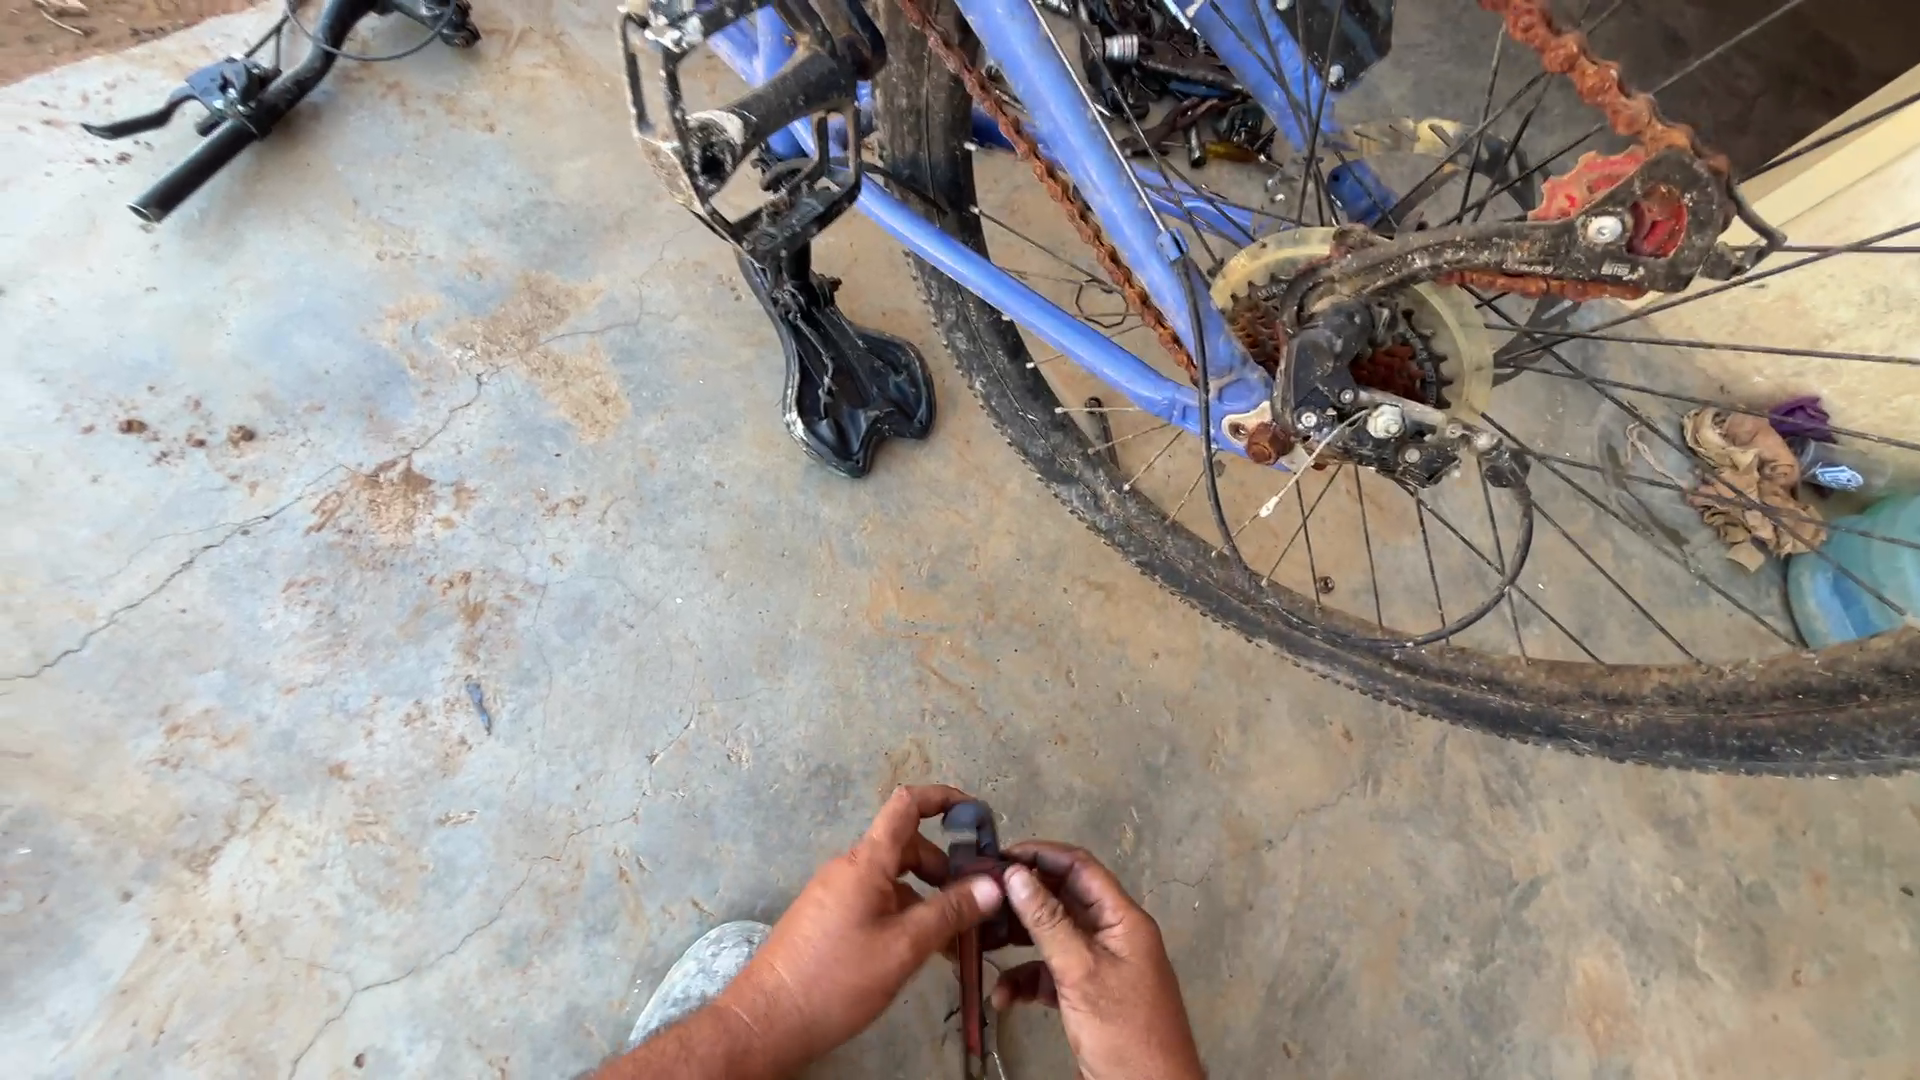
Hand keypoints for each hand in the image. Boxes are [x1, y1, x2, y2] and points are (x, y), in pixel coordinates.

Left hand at [715, 785, 1003, 1073]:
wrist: (765, 1021)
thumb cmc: (836, 978)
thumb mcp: (903, 947)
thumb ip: (950, 913)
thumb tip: (993, 885)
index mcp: (867, 860)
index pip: (907, 804)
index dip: (942, 797)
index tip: (975, 813)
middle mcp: (851, 866)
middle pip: (906, 846)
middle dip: (944, 867)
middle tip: (974, 901)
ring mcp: (837, 890)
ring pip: (893, 878)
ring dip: (926, 896)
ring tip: (952, 936)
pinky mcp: (829, 916)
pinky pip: (876, 899)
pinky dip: (903, 913)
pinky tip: (918, 950)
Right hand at [993, 842, 1203, 1079]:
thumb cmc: (1124, 1032)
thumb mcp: (1081, 972)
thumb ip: (1047, 921)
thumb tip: (1014, 873)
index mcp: (1122, 918)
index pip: (1079, 867)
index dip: (1040, 855)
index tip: (999, 856)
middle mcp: (1111, 934)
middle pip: (1063, 898)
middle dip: (1024, 898)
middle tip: (984, 898)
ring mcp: (1099, 965)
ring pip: (1053, 935)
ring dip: (1019, 939)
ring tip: (983, 940)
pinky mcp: (1087, 995)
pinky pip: (1051, 973)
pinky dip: (1027, 980)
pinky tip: (1003, 995)